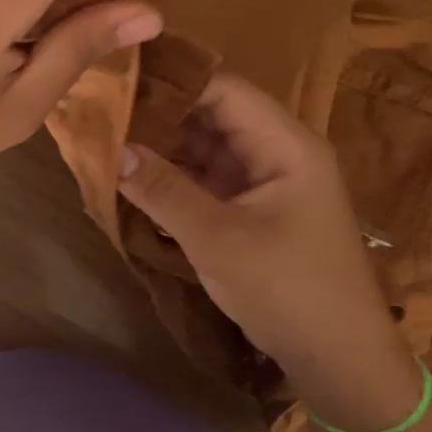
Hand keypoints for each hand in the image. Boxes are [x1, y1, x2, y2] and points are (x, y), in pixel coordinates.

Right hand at [116, 74, 416, 414]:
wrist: (335, 354)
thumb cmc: (286, 287)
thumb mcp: (216, 237)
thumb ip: (162, 189)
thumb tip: (109, 147)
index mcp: (285, 145)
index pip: (223, 89)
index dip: (171, 79)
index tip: (115, 77)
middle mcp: (274, 153)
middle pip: (209, 114)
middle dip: (156, 111)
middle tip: (96, 108)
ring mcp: (260, 182)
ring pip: (201, 147)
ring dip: (157, 144)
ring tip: (100, 135)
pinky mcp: (246, 210)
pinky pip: (200, 178)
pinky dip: (166, 175)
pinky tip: (125, 174)